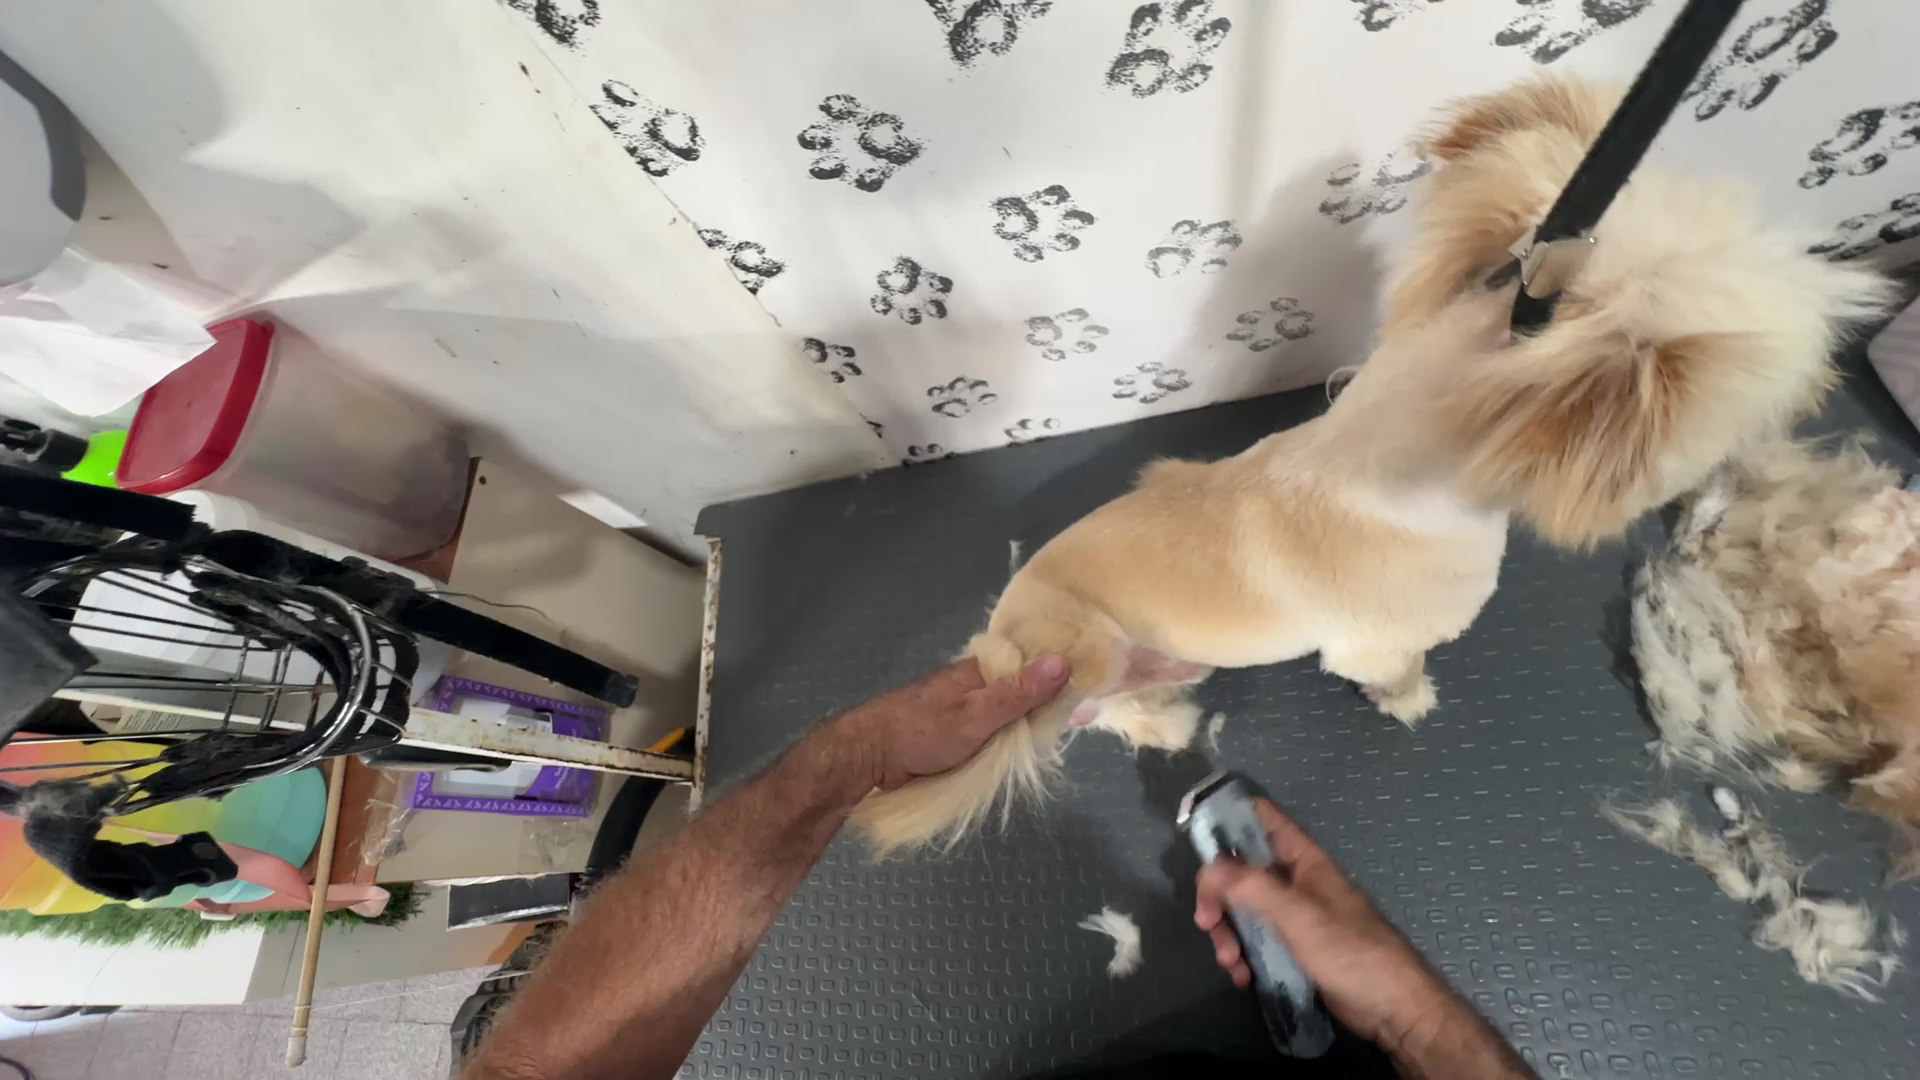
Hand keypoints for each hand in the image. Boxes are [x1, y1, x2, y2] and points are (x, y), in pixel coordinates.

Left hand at [837, 656, 1068, 790]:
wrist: (869, 755)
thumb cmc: (922, 730)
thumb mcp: (976, 714)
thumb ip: (1018, 692)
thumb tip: (1063, 660)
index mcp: (984, 668)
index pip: (1035, 663)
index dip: (1063, 675)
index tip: (1094, 690)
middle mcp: (980, 681)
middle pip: (1027, 686)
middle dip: (1053, 698)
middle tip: (1087, 716)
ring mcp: (970, 705)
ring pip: (1013, 708)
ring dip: (1036, 719)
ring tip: (1071, 727)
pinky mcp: (961, 728)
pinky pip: (997, 726)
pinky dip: (1015, 733)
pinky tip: (1033, 743)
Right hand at [1193, 798, 1459, 1050]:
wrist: (1396, 1012)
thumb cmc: (1352, 951)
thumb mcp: (1297, 914)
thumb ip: (1251, 886)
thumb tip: (1208, 868)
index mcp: (1300, 858)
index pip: (1259, 817)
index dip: (1227, 816)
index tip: (1196, 837)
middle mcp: (1293, 880)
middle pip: (1239, 869)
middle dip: (1218, 895)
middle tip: (1207, 921)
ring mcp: (1292, 915)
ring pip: (1242, 908)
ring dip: (1228, 932)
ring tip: (1231, 962)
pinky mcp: (1292, 947)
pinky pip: (1255, 939)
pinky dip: (1243, 955)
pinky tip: (1244, 976)